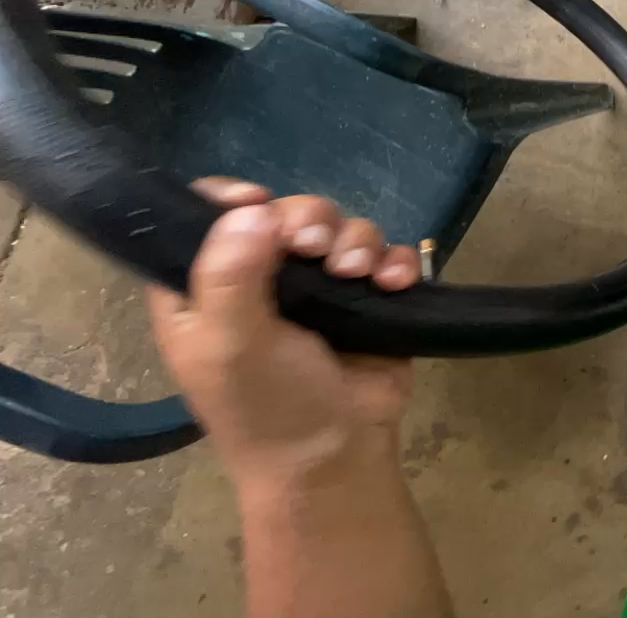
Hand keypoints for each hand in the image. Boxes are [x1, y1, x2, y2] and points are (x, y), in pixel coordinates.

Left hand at [147, 179, 423, 489]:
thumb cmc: (267, 404)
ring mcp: (325, 287)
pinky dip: (395, 262)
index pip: (208, 222)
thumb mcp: (232, 345)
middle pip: (291, 215)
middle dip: (313, 223)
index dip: (231, 202)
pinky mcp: (374, 295)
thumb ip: (231, 277)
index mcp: (209, 290)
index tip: (259, 201)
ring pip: (346, 230)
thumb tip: (253, 209)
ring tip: (362, 275)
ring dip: (359, 243)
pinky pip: (390, 255)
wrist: (338, 448)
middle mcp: (267, 280)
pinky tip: (395, 284)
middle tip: (318, 250)